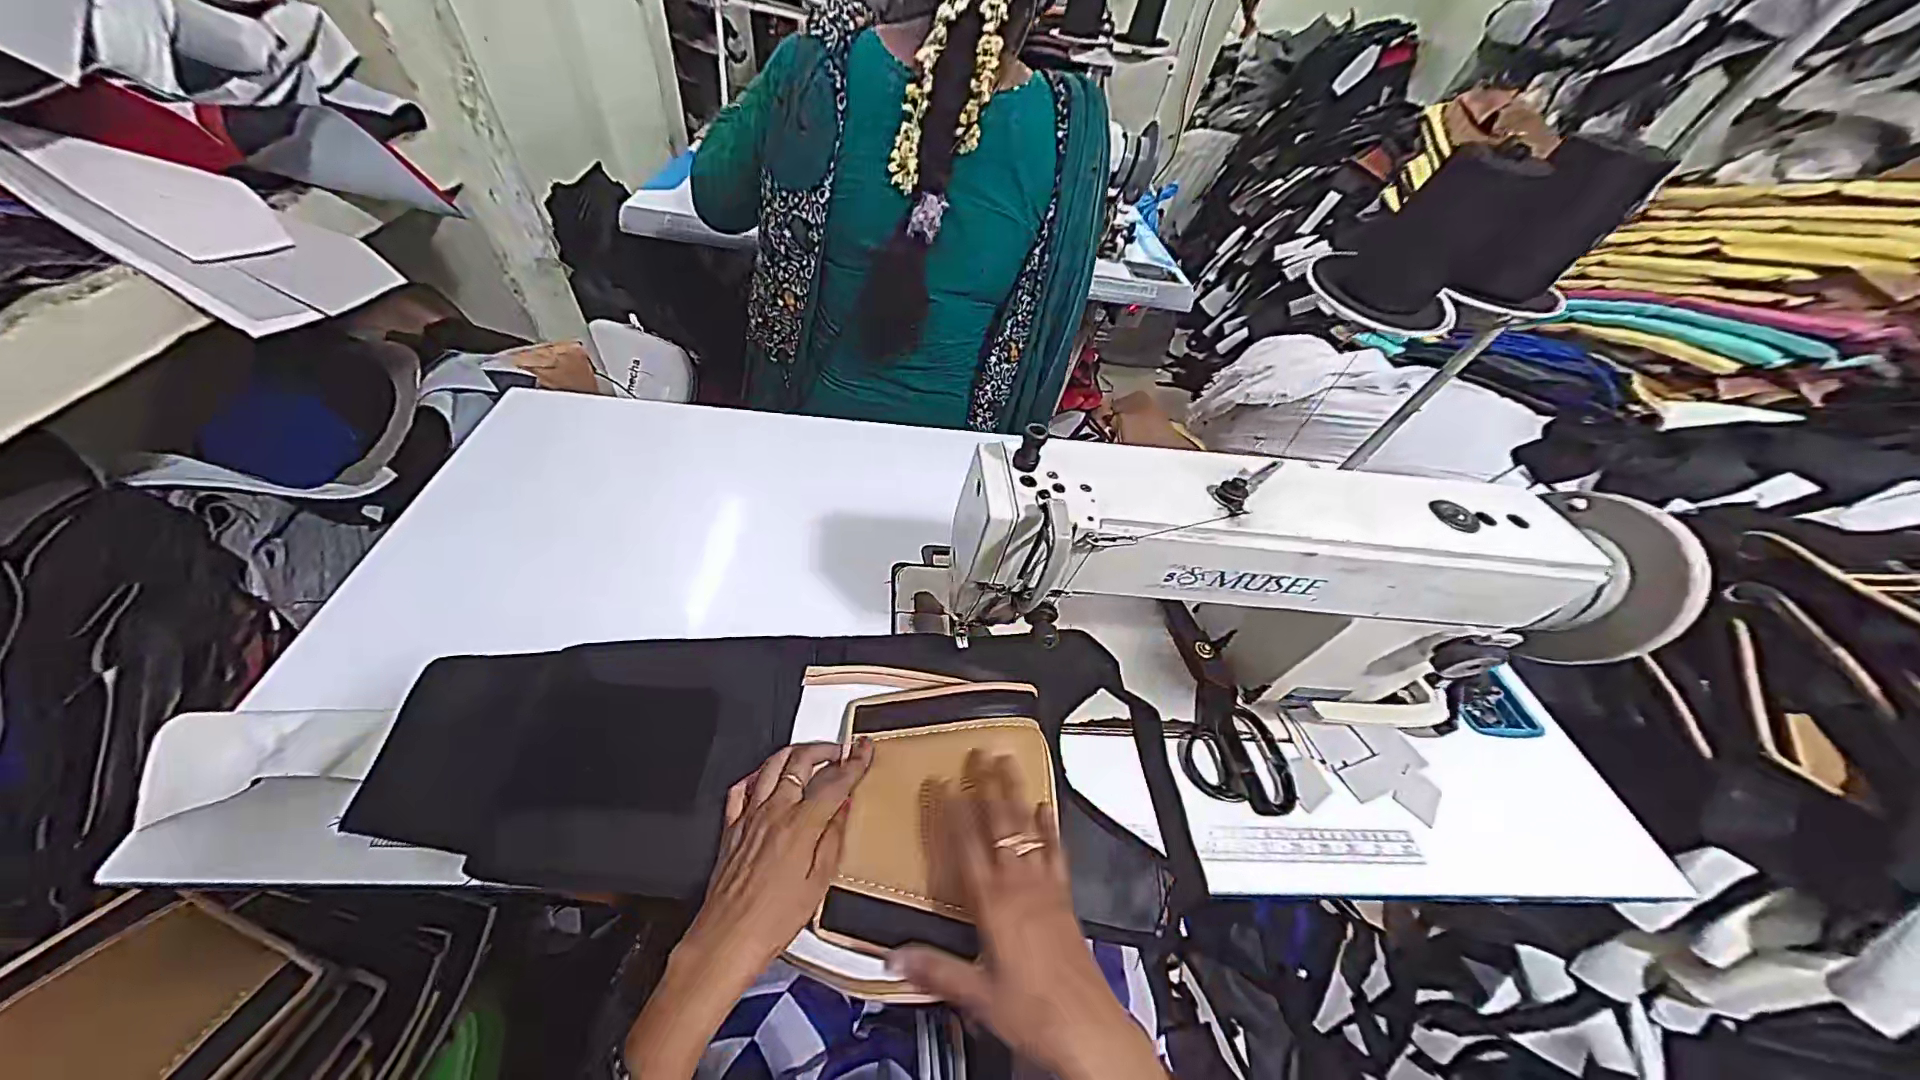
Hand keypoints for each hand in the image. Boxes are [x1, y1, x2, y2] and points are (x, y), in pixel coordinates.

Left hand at [626, 741, 872, 1077]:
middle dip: (826, 748)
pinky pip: (742, 787)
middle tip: (841, 751)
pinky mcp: (731, 827)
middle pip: (801, 760)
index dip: (855, 761)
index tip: (864, 750)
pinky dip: (758, 774)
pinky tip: (766, 776)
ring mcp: (750, 816)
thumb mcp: (819, 883)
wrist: (726, 941)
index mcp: (800, 825)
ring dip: (795, 752)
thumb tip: (843, 809)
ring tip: (810, 755)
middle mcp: (774, 812)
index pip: (834, 780)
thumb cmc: (771, 921)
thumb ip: (834, 838)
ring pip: (772, 765)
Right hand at [889, 753, 1165, 1079]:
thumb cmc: (1034, 1010)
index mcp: (993, 904)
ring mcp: (1045, 887)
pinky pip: (1055, 850)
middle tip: (982, 754)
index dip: (954, 811)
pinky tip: (1046, 807)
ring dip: (1018, 792)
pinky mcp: (1064, 897)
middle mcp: (1020, 886)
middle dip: (989, 785)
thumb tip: (897, 956)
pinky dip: (1049, 826)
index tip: (944, 784)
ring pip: (1028, 828)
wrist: (1086, 1026)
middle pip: (1000, 824)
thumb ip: (934, 969)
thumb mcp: (975, 995)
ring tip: (1011, 764)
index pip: (967, 845)